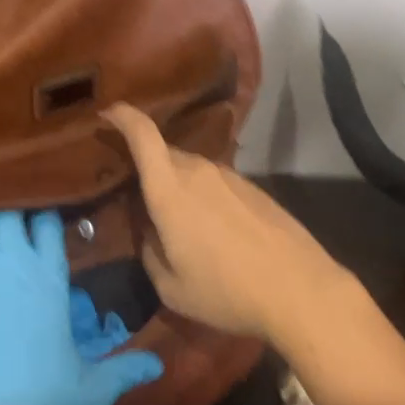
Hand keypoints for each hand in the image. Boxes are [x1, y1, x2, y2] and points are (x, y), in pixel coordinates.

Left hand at [0, 210, 162, 404]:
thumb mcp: (94, 392)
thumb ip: (125, 370)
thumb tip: (158, 365)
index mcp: (49, 278)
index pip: (47, 221)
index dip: (44, 214)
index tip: (43, 216)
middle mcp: (9, 264)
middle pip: (4, 210)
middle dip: (5, 211)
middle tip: (7, 226)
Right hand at [103, 103, 360, 344]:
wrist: (298, 288)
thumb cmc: (226, 290)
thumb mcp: (172, 288)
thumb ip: (150, 254)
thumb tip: (150, 235)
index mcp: (169, 189)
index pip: (142, 134)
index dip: (121, 116)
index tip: (106, 114)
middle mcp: (197, 171)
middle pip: (163, 154)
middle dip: (146, 166)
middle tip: (137, 194)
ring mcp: (229, 176)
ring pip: (190, 170)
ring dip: (178, 187)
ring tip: (179, 222)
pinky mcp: (252, 188)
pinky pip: (215, 183)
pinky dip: (204, 197)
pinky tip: (214, 231)